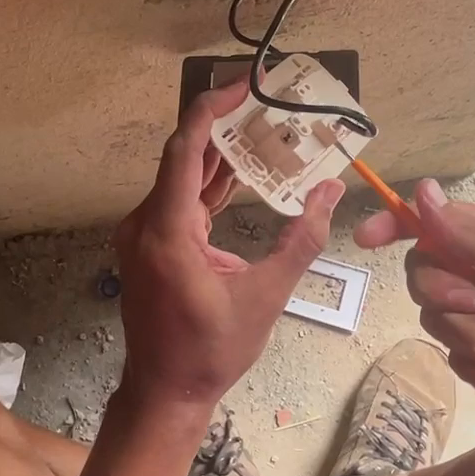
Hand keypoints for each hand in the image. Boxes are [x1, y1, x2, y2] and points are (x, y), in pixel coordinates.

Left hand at [114, 83, 343, 406]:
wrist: (165, 390)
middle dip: (226, 128)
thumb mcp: (266, 297)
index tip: (245, 86)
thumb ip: (300, 240)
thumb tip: (330, 193)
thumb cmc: (211, 351)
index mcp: (166, 232)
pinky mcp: (152, 244)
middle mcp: (146, 224)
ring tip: (264, 131)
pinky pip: (181, 202)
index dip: (212, 109)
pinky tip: (243, 173)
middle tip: (268, 106)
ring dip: (221, 157)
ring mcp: (144, 234)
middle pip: (185, 157)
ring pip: (183, 178)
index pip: (185, 149)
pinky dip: (211, 186)